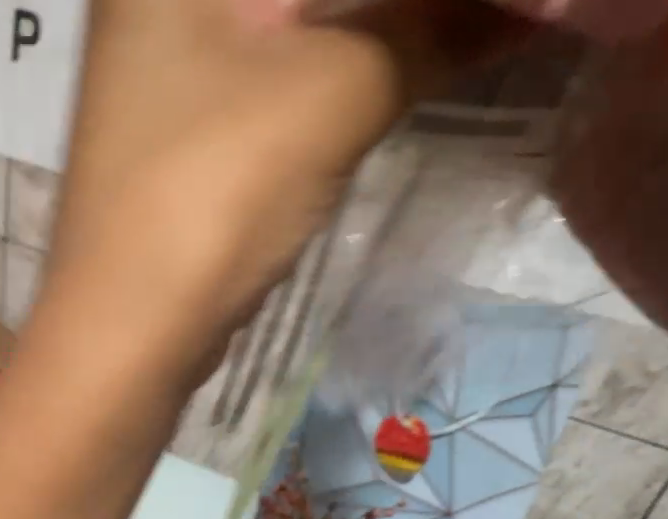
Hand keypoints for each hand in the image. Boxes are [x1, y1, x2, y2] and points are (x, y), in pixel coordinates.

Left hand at [34, 0, 530, 395]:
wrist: (130, 335)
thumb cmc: (211, 196)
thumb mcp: (334, 93)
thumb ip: (432, 25)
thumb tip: (536, 3)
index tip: (468, 10)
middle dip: (385, 2)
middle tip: (478, 17)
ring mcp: (168, 61)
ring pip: (294, 15)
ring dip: (376, 21)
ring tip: (462, 29)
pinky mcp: (190, 123)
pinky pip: (281, 62)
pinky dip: (344, 57)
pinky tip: (405, 53)